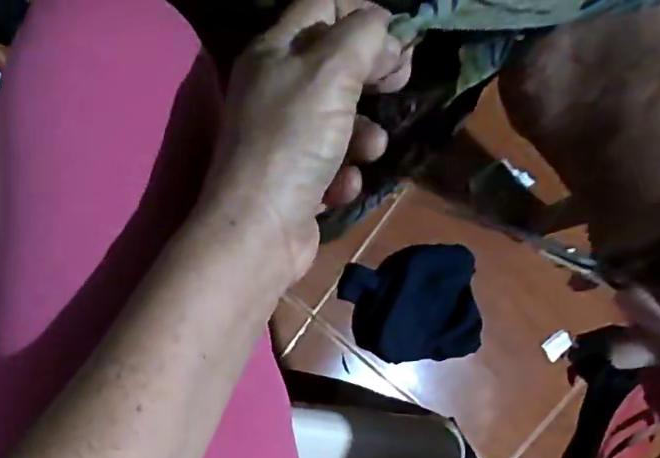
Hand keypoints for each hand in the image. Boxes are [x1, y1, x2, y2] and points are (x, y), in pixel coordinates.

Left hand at [200, 0, 411, 284]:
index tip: (397, 39)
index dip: (363, 15)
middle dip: (371, 76)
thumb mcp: (331, 71)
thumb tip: (384, 31)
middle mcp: (275, 94)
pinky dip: (344, 176)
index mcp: (273, 53)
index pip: (322, 6)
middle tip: (399, 83)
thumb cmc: (291, 143)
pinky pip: (332, 170)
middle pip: (335, 67)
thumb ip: (364, 36)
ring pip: (339, 124)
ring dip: (364, 134)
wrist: (260, 233)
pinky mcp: (296, 188)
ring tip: (371, 149)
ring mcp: (285, 145)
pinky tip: (344, 186)